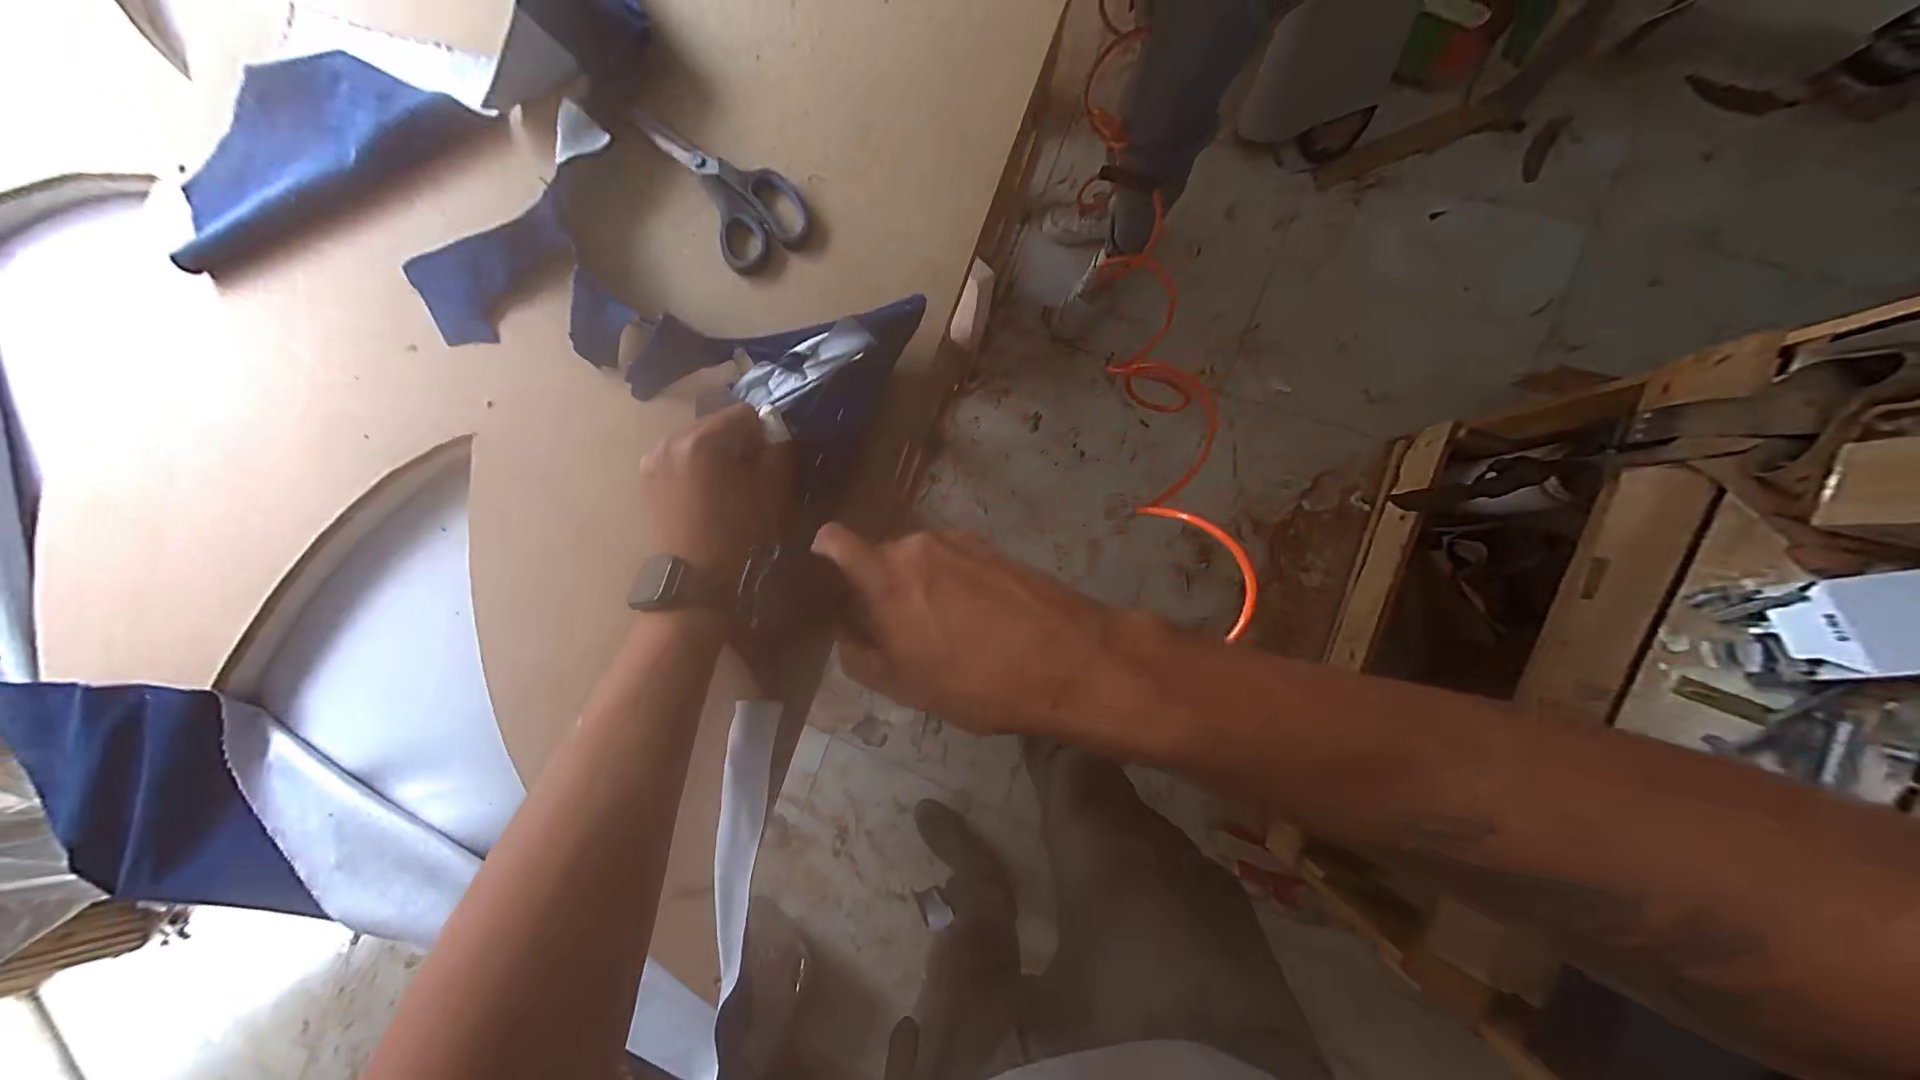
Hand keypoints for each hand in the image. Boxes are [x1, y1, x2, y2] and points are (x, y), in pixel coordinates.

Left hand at [639, 405, 784, 581]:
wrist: (696, 585)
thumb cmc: (740, 538)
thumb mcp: (772, 492)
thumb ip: (777, 451)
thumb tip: (777, 432)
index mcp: (703, 440)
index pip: (745, 413)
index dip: (766, 432)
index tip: (773, 459)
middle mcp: (671, 440)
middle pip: (717, 424)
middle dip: (739, 442)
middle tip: (754, 475)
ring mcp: (653, 459)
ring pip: (698, 440)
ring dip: (718, 454)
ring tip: (731, 487)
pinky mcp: (646, 479)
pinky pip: (681, 458)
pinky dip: (698, 467)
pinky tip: (709, 495)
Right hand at [811, 524, 1125, 735]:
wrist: (1070, 660)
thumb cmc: (977, 682)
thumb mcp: (905, 686)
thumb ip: (860, 656)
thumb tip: (849, 634)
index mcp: (887, 576)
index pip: (836, 541)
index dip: (825, 554)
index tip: (833, 583)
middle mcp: (918, 546)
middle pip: (881, 559)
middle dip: (880, 589)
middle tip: (900, 633)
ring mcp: (961, 542)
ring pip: (920, 562)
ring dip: (920, 588)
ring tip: (947, 632)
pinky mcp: (993, 548)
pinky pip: (954, 562)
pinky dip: (952, 585)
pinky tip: (978, 621)